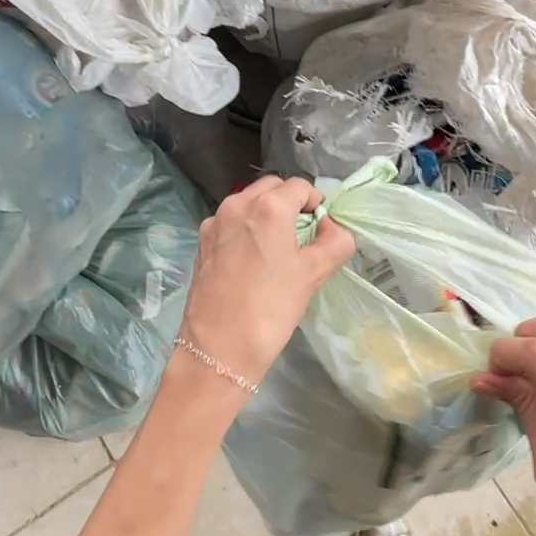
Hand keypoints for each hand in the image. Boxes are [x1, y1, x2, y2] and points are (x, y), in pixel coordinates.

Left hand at [179, 176, 355, 387]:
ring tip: (277, 248)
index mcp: (269, 206)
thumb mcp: (313, 274)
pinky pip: (231, 222)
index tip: (322, 227)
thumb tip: (332, 227)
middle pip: (271, 188)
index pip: (300, 186)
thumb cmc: (271, 308)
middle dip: (289, 203)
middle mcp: (237, 204)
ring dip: (266, 213)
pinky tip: (251, 260)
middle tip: (302, 235)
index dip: (316, 202)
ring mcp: (215, 222)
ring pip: (248, 202)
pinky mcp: (202, 242)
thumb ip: (334, 242)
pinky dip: (245, 228)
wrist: (218, 349)